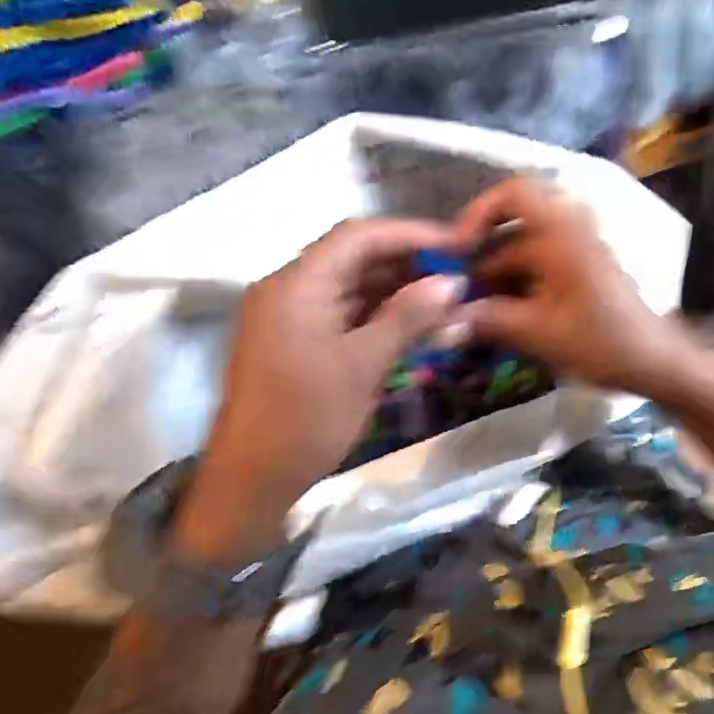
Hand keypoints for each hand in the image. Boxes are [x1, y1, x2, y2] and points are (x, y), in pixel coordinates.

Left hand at [174, 218, 463, 563]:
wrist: (253, 477)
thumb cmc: (307, 418)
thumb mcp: (363, 365)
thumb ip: (407, 317)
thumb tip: (451, 282)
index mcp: (297, 284)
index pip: (359, 237)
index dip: (411, 235)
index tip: (456, 246)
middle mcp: (291, 290)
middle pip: (356, 260)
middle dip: (409, 266)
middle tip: (459, 279)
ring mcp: (293, 318)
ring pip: (354, 291)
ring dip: (399, 295)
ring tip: (448, 306)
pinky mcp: (300, 344)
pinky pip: (346, 318)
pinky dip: (381, 320)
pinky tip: (418, 330)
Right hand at [449, 178, 695, 392]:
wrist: (655, 361)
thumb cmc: (600, 342)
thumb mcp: (538, 333)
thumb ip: (488, 319)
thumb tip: (444, 318)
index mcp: (562, 232)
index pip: (512, 194)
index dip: (477, 214)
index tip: (457, 249)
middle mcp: (571, 229)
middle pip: (513, 225)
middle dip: (483, 254)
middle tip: (459, 287)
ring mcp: (580, 248)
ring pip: (526, 246)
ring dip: (500, 271)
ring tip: (477, 305)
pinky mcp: (584, 268)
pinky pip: (542, 261)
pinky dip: (520, 280)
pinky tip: (504, 310)